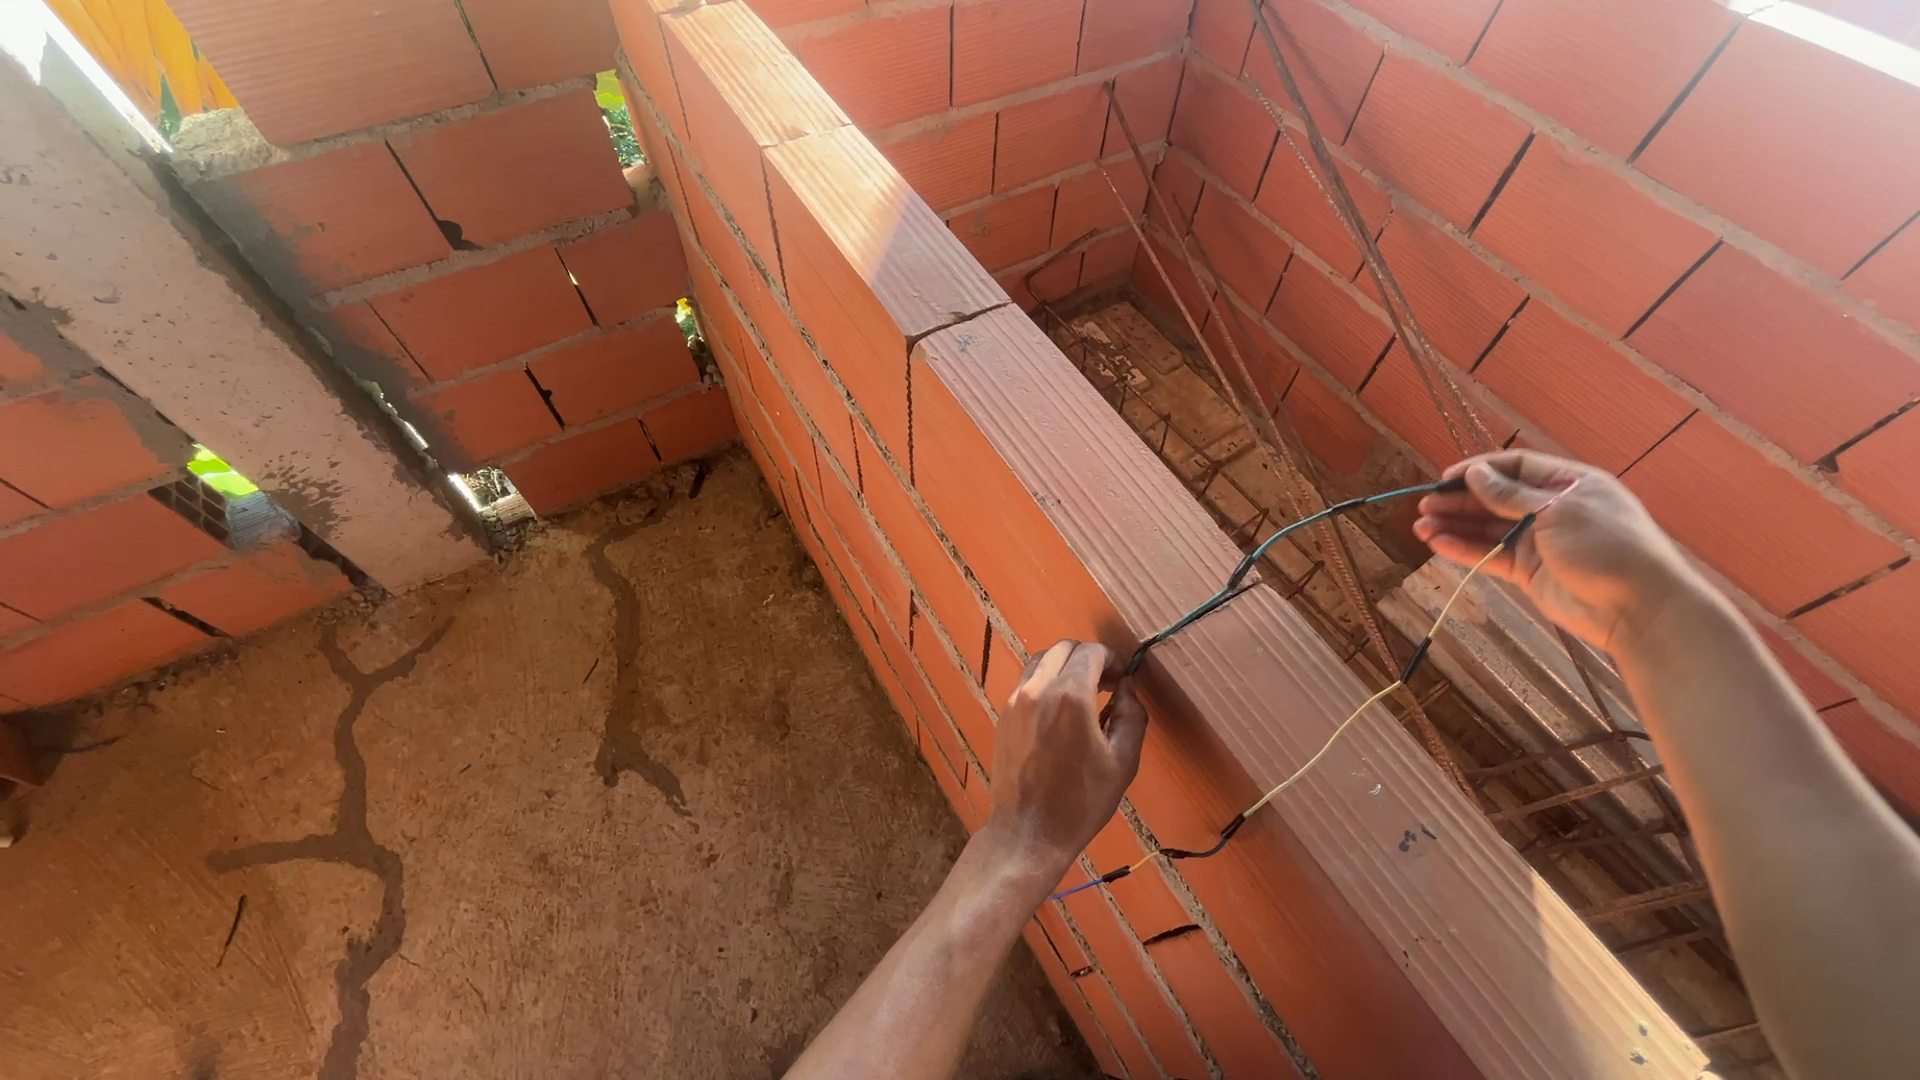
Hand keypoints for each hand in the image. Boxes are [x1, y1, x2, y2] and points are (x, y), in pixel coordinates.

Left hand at [987, 640, 1145, 875]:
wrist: (1029, 831)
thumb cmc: (1081, 801)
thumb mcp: (1123, 762)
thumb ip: (1131, 716)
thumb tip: (1126, 688)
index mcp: (1070, 696)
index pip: (1091, 652)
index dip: (1112, 660)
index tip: (1122, 680)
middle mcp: (1038, 688)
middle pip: (1064, 648)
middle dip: (1089, 658)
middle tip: (1106, 685)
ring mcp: (1015, 699)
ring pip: (1042, 659)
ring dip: (1065, 666)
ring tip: (1082, 694)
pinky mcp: (1003, 713)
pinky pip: (1027, 680)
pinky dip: (1046, 681)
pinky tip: (1059, 711)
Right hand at [1413, 450, 1700, 651]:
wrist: (1638, 608)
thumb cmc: (1607, 547)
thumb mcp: (1558, 511)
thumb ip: (1511, 495)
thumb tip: (1474, 473)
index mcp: (1568, 484)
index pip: (1515, 467)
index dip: (1478, 470)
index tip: (1444, 479)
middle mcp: (1550, 508)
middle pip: (1494, 498)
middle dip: (1459, 500)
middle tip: (1424, 505)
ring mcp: (1537, 541)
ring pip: (1486, 527)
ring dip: (1453, 525)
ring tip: (1420, 526)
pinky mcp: (1526, 570)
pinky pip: (1487, 554)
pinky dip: (1462, 549)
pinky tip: (1436, 544)